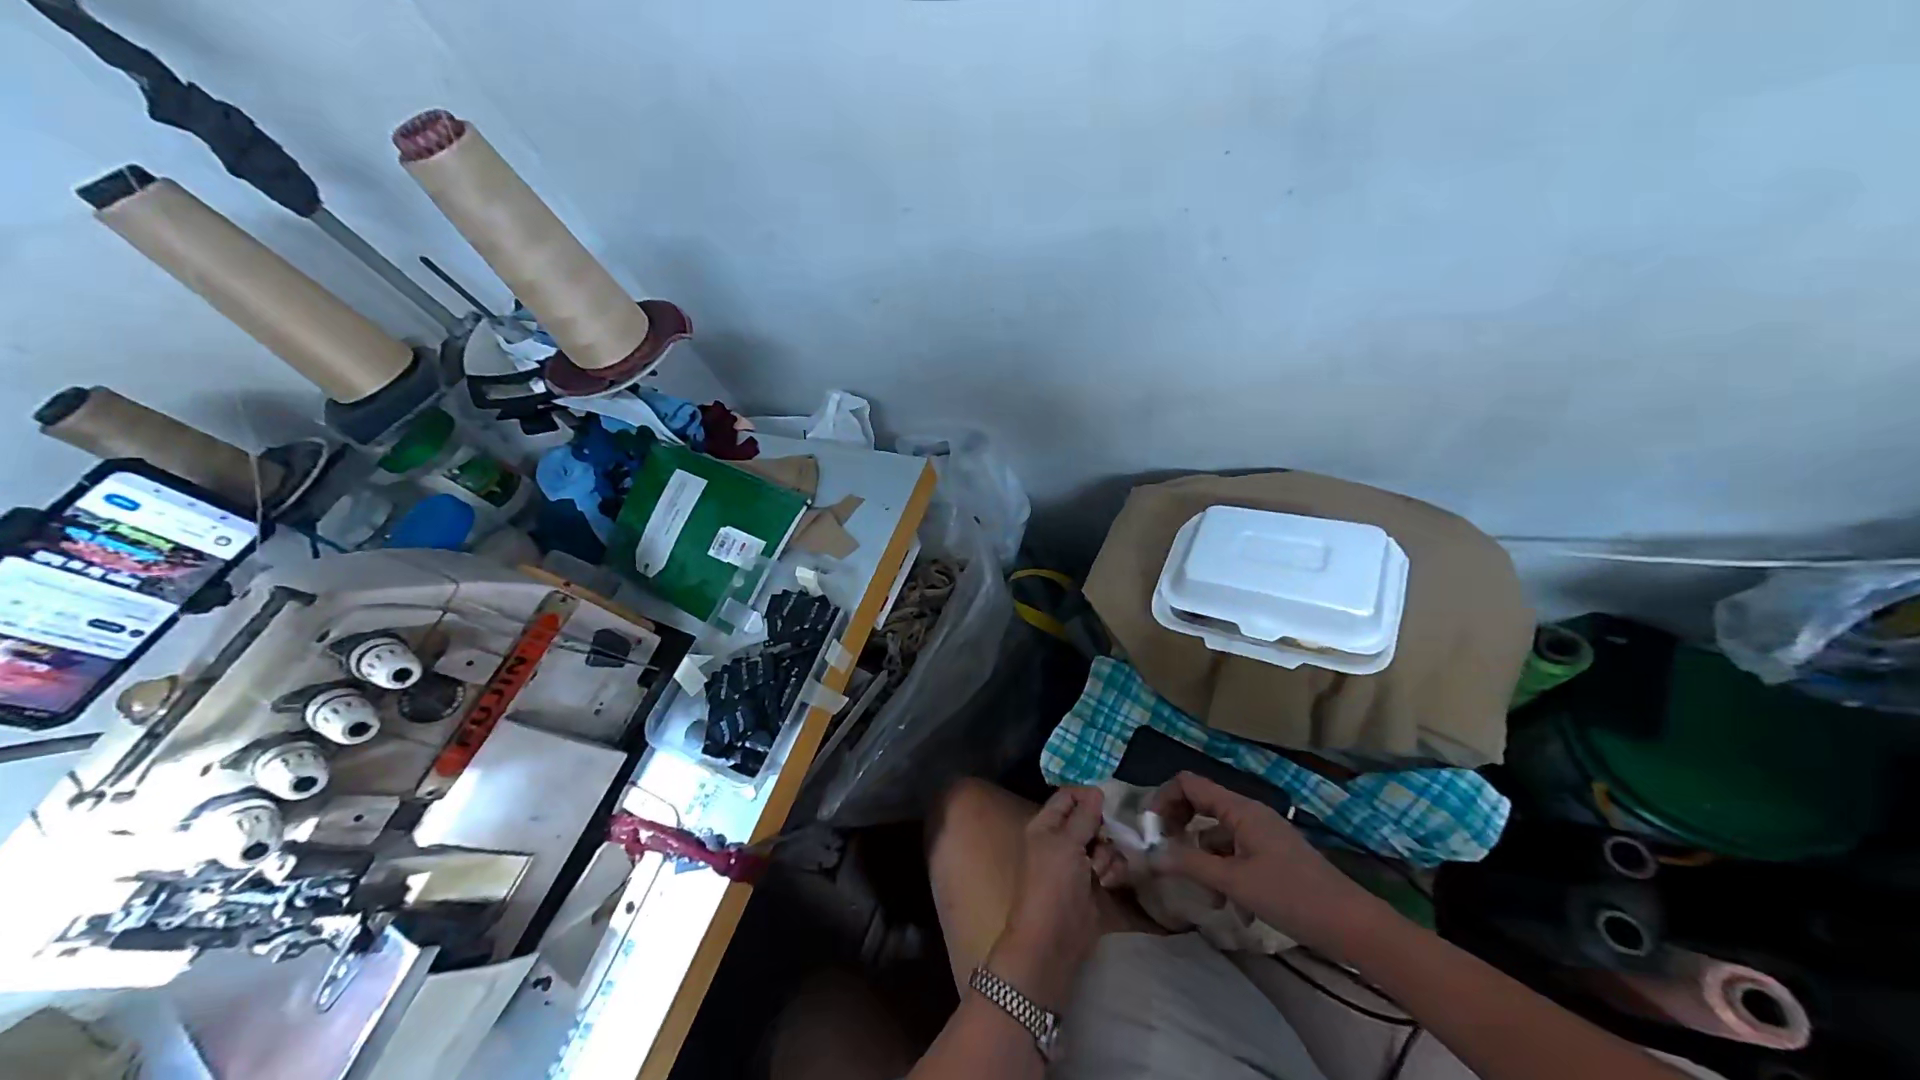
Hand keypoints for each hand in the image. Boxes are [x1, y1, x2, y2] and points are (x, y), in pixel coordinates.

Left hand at [988, 786, 1111, 1010]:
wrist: (1053, 940)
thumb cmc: (1053, 884)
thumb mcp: (1066, 843)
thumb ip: (1083, 816)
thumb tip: (1096, 790)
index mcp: (1046, 825)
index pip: (1068, 797)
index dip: (1087, 796)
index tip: (1107, 804)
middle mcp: (1061, 840)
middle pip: (1091, 819)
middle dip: (1103, 829)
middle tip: (1103, 840)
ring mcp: (1078, 863)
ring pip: (1104, 843)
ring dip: (1108, 854)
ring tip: (1100, 872)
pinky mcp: (1094, 884)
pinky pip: (1111, 866)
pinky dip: (1113, 871)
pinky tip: (1109, 883)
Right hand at [1149, 771, 1385, 954]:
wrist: (1352, 925)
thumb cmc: (1291, 895)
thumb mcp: (1233, 881)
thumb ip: (1188, 864)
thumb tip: (1148, 854)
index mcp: (1240, 808)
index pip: (1188, 783)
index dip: (1163, 799)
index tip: (1149, 830)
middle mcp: (1249, 813)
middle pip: (1199, 805)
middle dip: (1178, 829)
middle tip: (1165, 856)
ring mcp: (1262, 835)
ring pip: (1216, 835)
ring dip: (1201, 859)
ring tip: (1204, 895)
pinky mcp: (1272, 856)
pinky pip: (1234, 853)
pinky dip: (1223, 872)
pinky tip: (1230, 907)